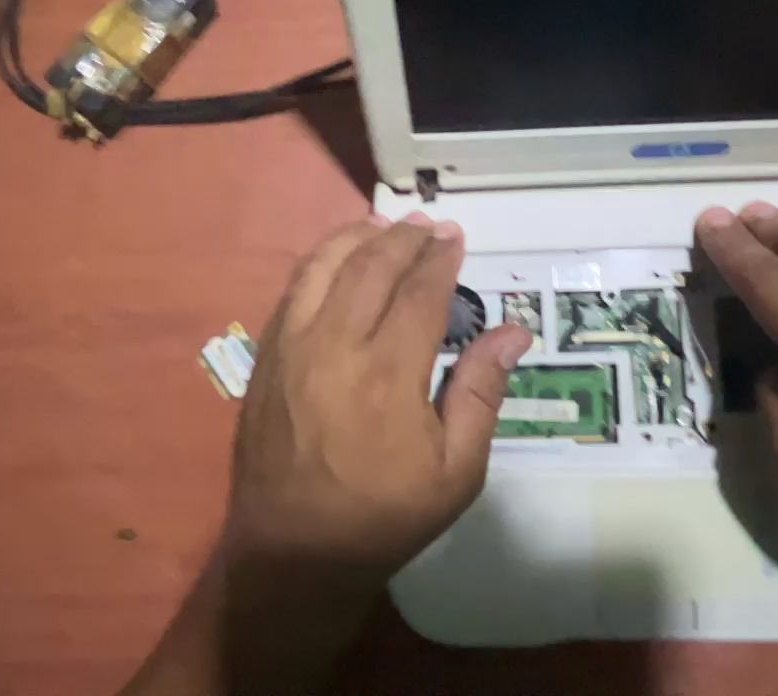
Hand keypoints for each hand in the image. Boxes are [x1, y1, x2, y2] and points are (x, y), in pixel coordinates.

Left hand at [227, 212, 530, 574]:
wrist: (291, 552)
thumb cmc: (383, 516)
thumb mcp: (455, 472)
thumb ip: (480, 393)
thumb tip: (512, 332)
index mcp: (388, 376)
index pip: (419, 293)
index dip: (440, 260)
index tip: (455, 238)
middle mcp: (335, 347)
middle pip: (371, 267)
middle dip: (404, 238)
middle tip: (427, 226)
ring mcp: (291, 348)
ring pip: (324, 267)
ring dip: (357, 237)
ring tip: (384, 224)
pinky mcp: (265, 356)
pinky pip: (293, 290)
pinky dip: (319, 261)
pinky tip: (337, 256)